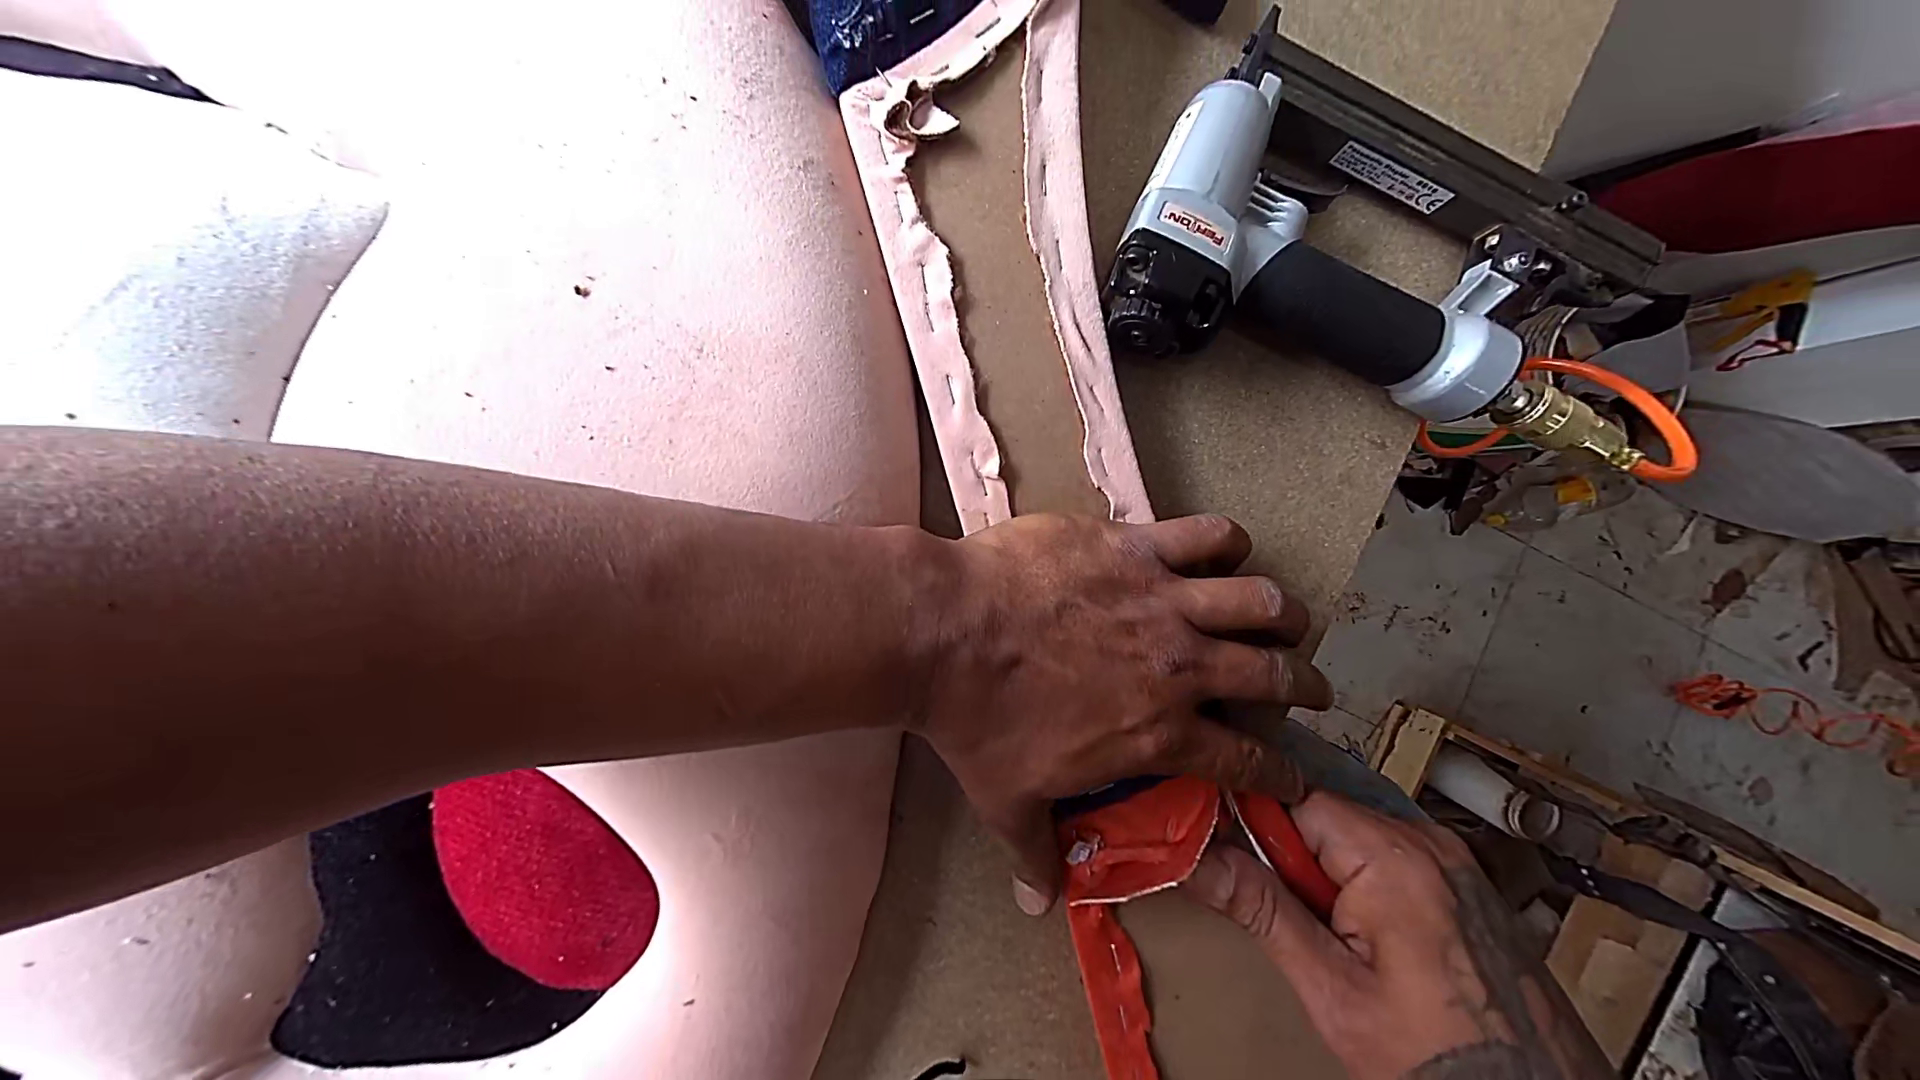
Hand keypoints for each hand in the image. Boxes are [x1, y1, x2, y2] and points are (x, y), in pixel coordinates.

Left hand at [915, 513, 1331, 915]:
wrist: (943, 632)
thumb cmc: (975, 718)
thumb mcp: (1005, 799)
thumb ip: (1033, 853)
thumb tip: (1039, 902)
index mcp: (1160, 732)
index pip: (1246, 760)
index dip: (1279, 771)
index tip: (1294, 771)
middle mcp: (1181, 665)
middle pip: (1275, 673)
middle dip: (1304, 684)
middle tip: (1308, 685)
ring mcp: (1162, 599)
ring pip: (1260, 601)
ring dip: (1280, 612)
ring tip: (1281, 617)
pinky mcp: (1134, 547)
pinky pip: (1209, 535)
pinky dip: (1228, 542)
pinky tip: (1224, 549)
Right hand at [1181, 793, 1610, 1079]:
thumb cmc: (1446, 1063)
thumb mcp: (1333, 991)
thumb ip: (1260, 910)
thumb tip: (1197, 858)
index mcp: (1395, 857)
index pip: (1290, 797)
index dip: (1251, 821)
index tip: (1224, 849)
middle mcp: (1427, 841)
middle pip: (1319, 812)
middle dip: (1288, 853)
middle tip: (1284, 910)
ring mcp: (1449, 858)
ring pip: (1347, 832)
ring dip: (1320, 869)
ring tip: (1327, 930)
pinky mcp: (1458, 878)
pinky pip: (1381, 851)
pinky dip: (1354, 877)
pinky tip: (1361, 930)